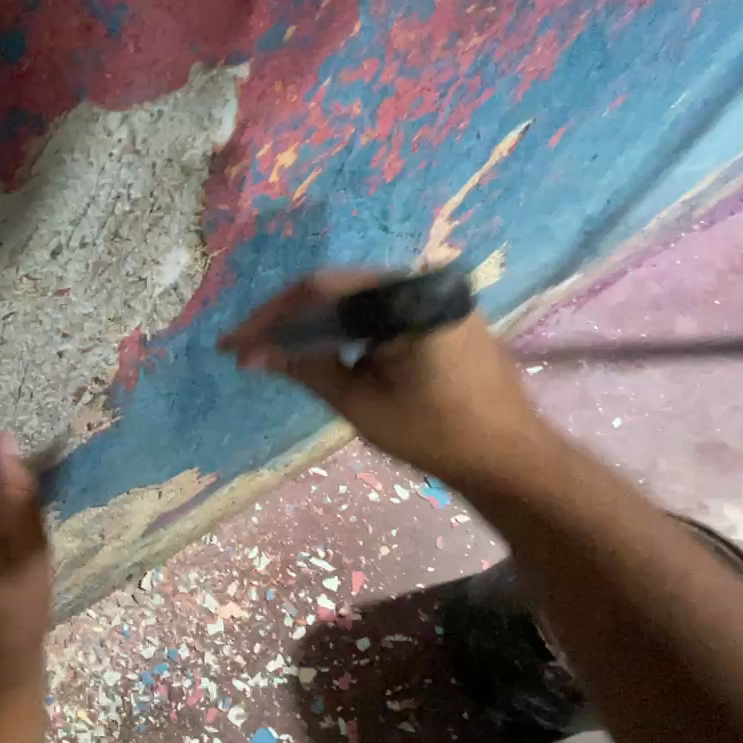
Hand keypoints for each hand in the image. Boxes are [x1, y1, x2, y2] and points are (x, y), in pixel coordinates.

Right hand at [217, 269, 555, 489]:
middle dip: (285, 320)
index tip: (234, 344)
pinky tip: (315, 352)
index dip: (269, 316)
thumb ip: (305, 367)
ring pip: (353, 301)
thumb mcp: (358, 402)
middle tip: (247, 350)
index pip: (319, 290)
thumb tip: (250, 354)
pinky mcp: (439, 316)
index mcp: (408, 298)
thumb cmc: (433, 434)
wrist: (509, 458)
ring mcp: (436, 298)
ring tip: (272, 353)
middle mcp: (424, 284)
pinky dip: (341, 331)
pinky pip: (377, 312)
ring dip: (310, 326)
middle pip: (334, 290)